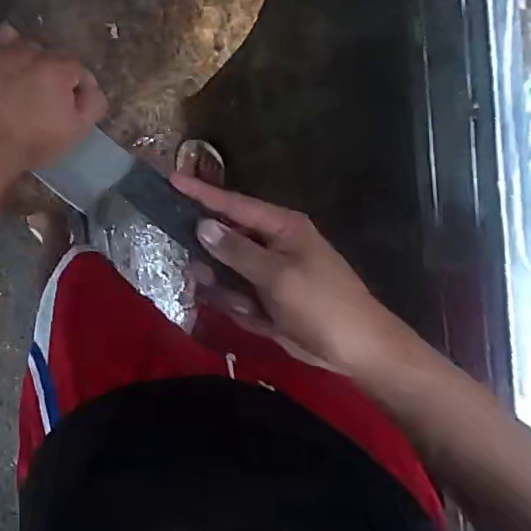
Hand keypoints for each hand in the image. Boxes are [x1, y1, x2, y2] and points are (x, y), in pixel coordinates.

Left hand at [0, 26, 105, 181]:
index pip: (78, 68)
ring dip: (36, 60)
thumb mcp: (79, 128)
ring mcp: (5, 55)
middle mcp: (31, 53)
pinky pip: (2, 42)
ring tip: (32, 82)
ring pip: (30, 44)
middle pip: (55, 56)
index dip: (79, 88)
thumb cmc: (37, 141)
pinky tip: (13, 67)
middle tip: (52, 100)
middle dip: (58, 76)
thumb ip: (94, 101)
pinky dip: (11, 50)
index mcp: (56, 68)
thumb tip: (89, 86)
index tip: (72, 107)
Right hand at [171, 175, 420, 376]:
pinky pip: (239, 297)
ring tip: (248, 306)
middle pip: (225, 240)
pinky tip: (263, 321)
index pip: (234, 205)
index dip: (201, 194)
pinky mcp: (268, 300)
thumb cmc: (322, 304)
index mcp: (281, 227)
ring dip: (229, 291)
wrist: (358, 350)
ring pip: (227, 273)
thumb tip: (203, 224)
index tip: (171, 180)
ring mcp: (269, 273)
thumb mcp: (277, 276)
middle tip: (192, 268)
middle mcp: (272, 244)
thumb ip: (237, 251)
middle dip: (211, 258)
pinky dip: (243, 310)